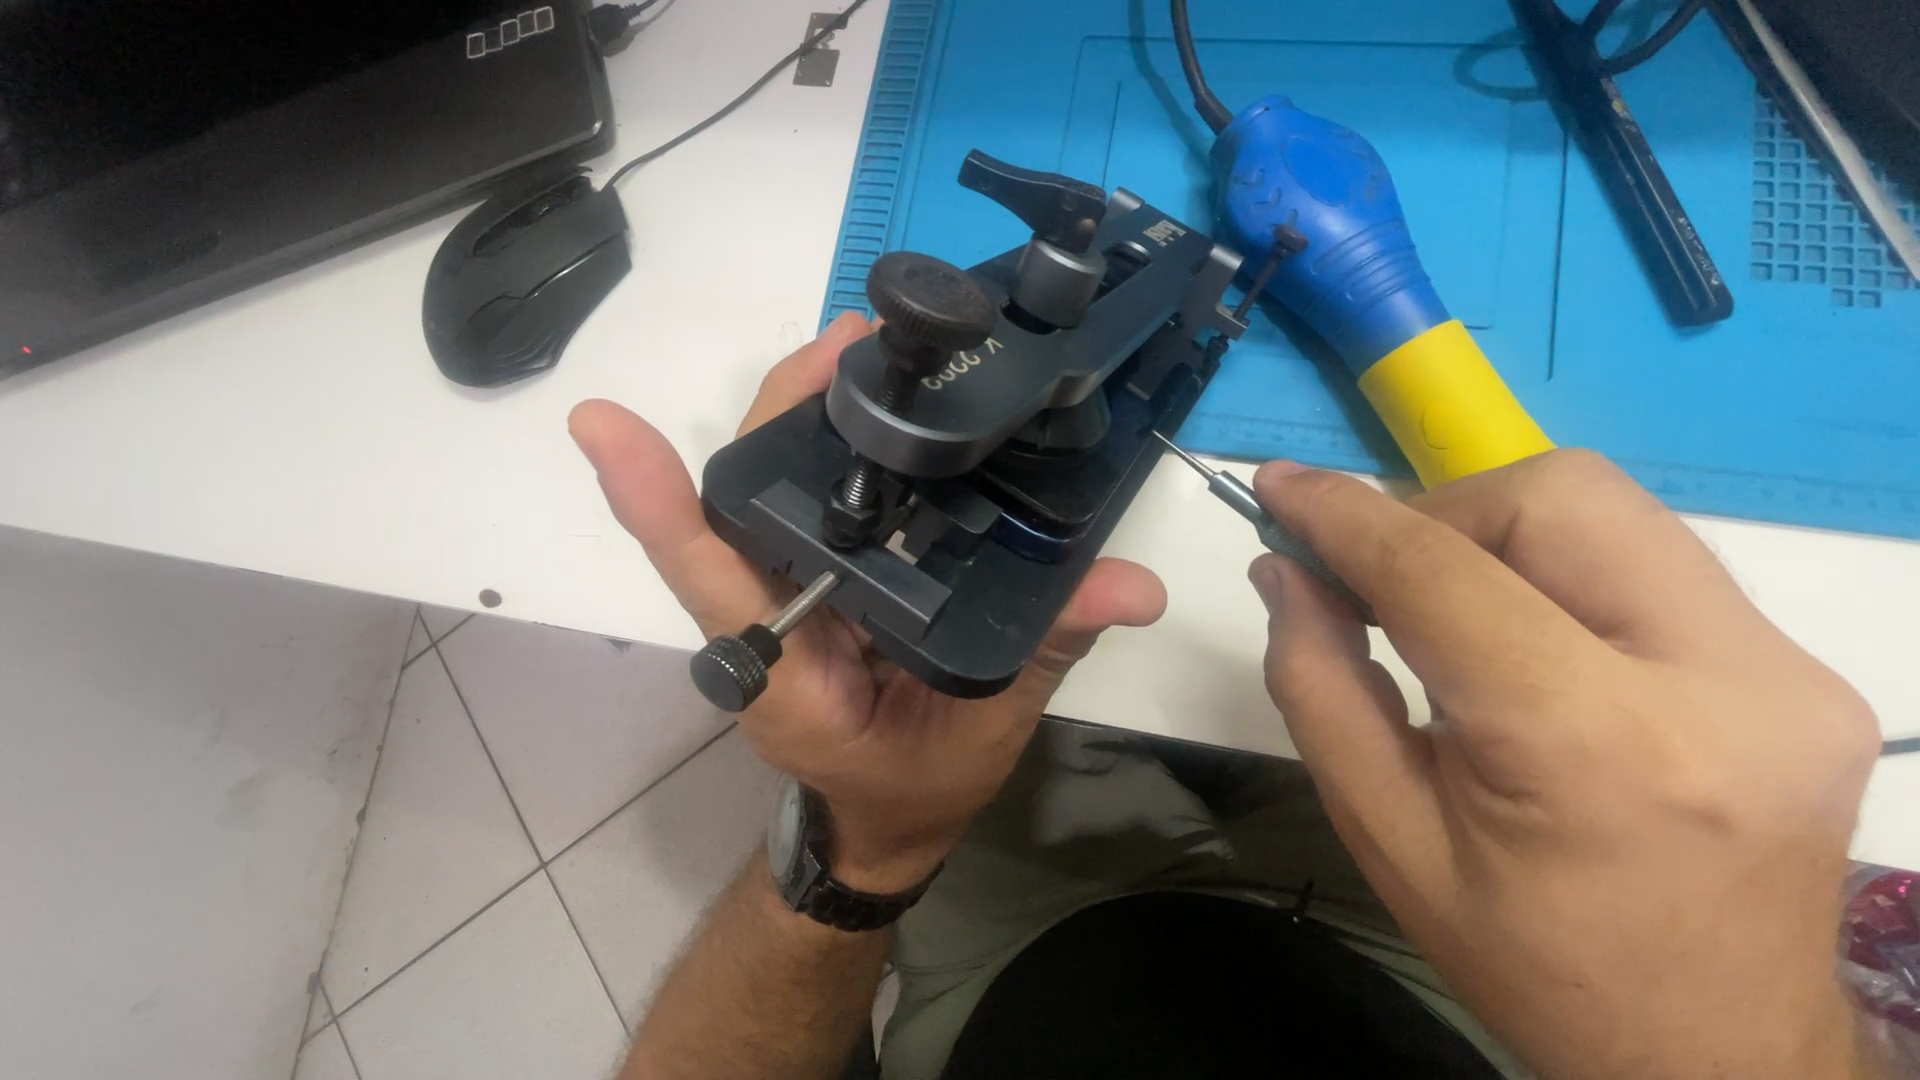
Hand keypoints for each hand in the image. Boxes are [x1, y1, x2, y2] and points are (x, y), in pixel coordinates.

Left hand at [570, 313, 1165, 894]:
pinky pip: (799, 502)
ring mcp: (784, 596)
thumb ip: (1046, 649)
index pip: (713, 577)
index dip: (658, 504)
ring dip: (798, 409)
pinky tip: (873, 399)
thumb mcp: (987, 727)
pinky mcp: (809, 581)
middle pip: (735, 503)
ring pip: (761, 490)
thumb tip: (1131, 587)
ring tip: (862, 343)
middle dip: (775, 412)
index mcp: (791, 674)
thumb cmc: (915, 787)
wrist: (886, 815)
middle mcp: (768, 622)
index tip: (606, 425)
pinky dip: (826, 443)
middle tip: (847, 338)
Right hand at [1249, 450, 1881, 1078]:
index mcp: (1593, 745)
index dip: (1344, 515)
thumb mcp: (1381, 829)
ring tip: (1439, 606)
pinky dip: (1547, 562)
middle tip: (1374, 580)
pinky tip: (1514, 631)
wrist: (1716, 1048)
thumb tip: (1285, 571)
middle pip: (1554, 496)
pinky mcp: (1799, 666)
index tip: (1277, 485)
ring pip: (1605, 507)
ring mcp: (1784, 668)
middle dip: (1434, 512)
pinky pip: (1642, 555)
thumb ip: (1317, 683)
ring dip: (1490, 530)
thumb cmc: (1523, 954)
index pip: (1444, 573)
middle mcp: (1721, 681)